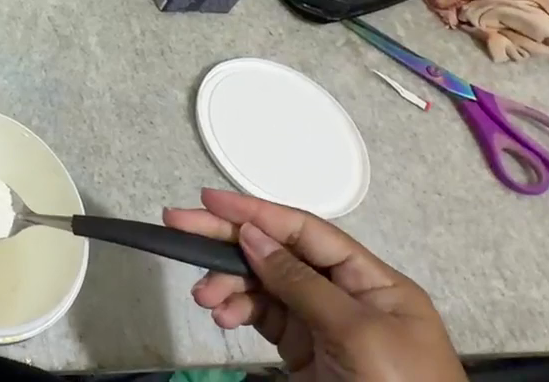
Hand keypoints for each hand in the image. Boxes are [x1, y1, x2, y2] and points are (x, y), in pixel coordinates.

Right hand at [163, 189, 463, 381]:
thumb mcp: (356, 334)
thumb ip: (301, 282)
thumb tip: (251, 235)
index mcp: (372, 282)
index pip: (304, 231)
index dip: (256, 211)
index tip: (208, 198)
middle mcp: (344, 294)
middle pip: (276, 251)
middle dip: (226, 238)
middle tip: (176, 224)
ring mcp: (321, 323)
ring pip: (260, 283)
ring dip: (226, 283)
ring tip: (204, 298)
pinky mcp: (302, 349)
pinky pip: (259, 313)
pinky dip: (235, 309)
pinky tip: (221, 316)